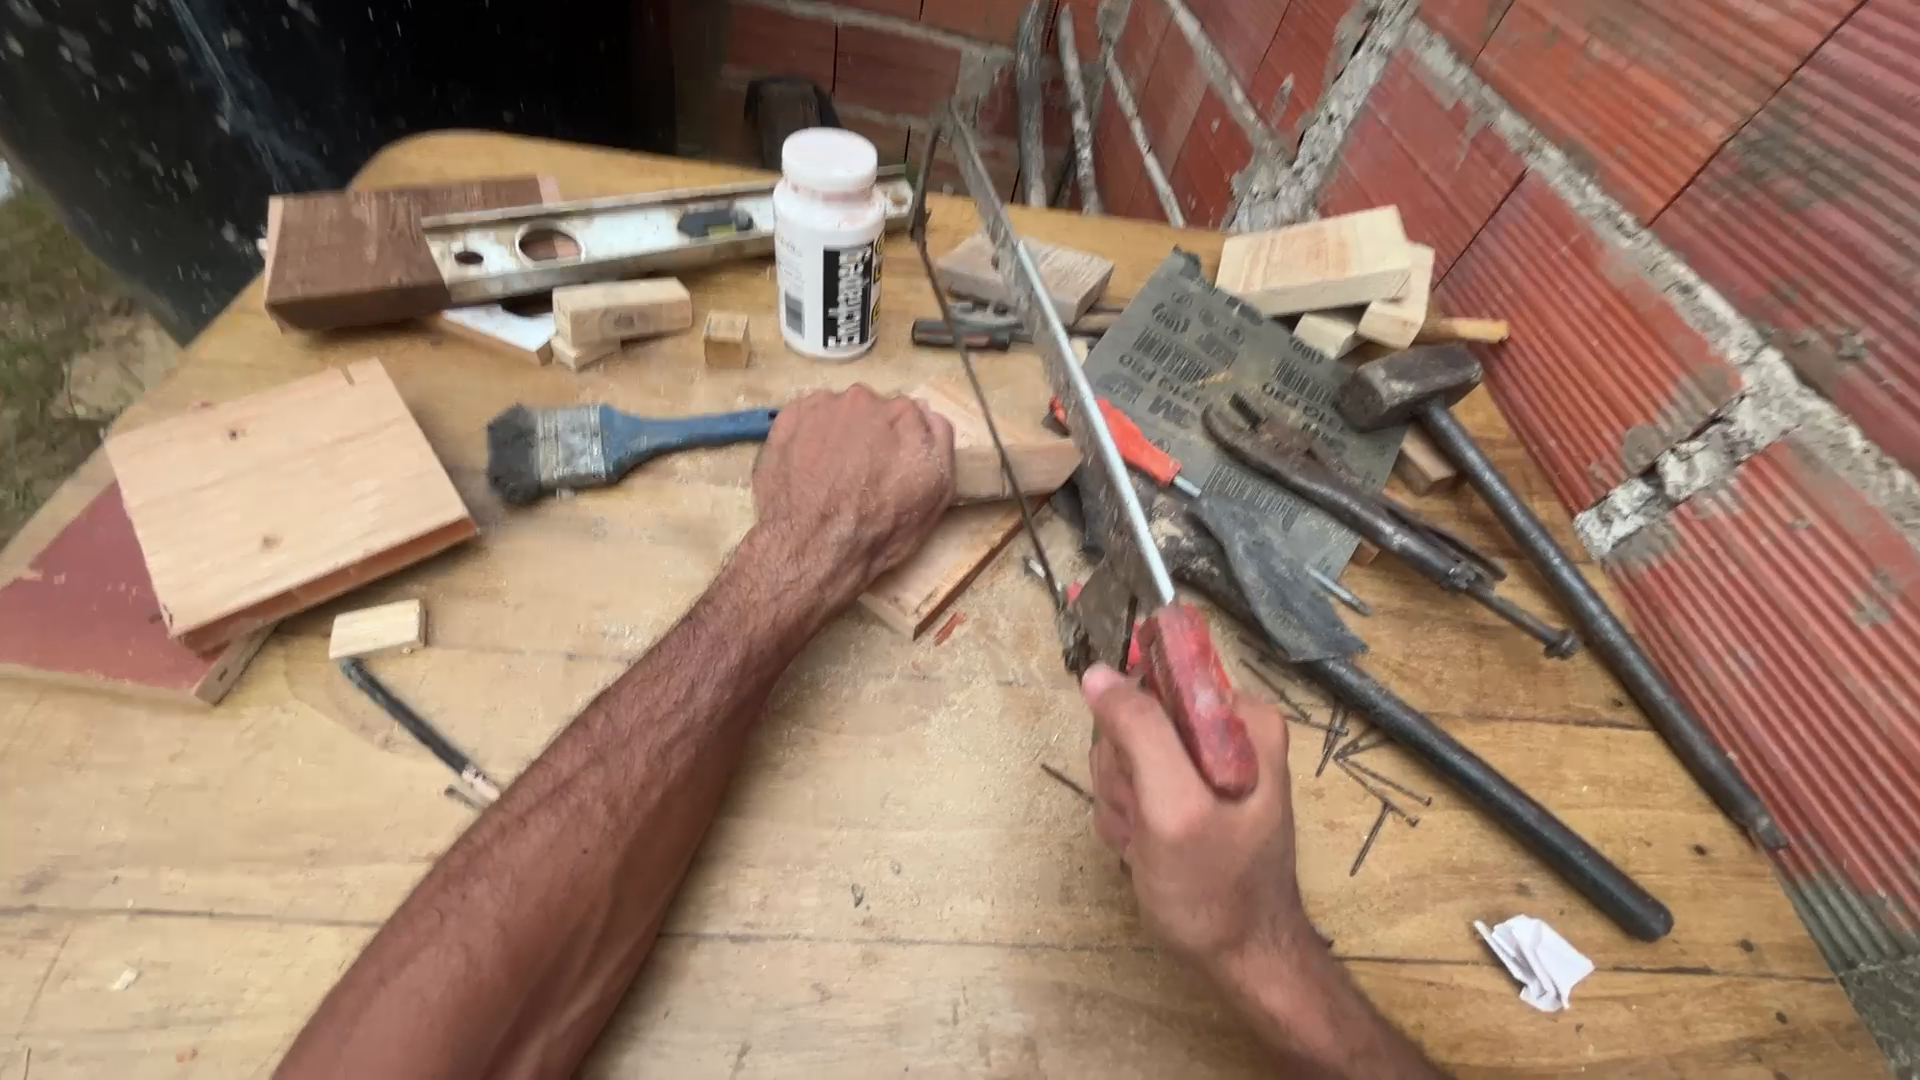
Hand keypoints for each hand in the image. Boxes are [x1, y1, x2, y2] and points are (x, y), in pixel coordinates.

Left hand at [751, 385, 955, 604]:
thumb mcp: (937, 492)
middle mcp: (866, 400)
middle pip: (873, 411)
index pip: (909, 416)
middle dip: (870, 435)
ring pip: (839, 413)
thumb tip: (926, 412)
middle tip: (861, 475)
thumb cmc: (883, 528)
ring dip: (839, 434)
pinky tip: (809, 468)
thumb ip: (939, 441)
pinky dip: (809, 437)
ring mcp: (824, 406)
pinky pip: (807, 419)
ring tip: (831, 475)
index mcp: (905, 415)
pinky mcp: (789, 418)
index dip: (900, 444)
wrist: (815, 547)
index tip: (892, 467)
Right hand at [1083, 664, 1312, 976]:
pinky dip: (1124, 815)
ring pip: (1120, 750)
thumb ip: (1138, 732)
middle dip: (1123, 769)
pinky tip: (1144, 845)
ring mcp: (1198, 760)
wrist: (1239, 959)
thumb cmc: (1215, 888)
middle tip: (1144, 812)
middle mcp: (1222, 729)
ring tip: (1147, 836)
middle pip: (1133, 714)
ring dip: (1121, 797)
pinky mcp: (1178, 788)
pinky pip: (1124, 780)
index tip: (1137, 767)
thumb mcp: (1173, 806)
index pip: (1161, 673)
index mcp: (1241, 717)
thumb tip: (1097, 673)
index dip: (1132, 712)